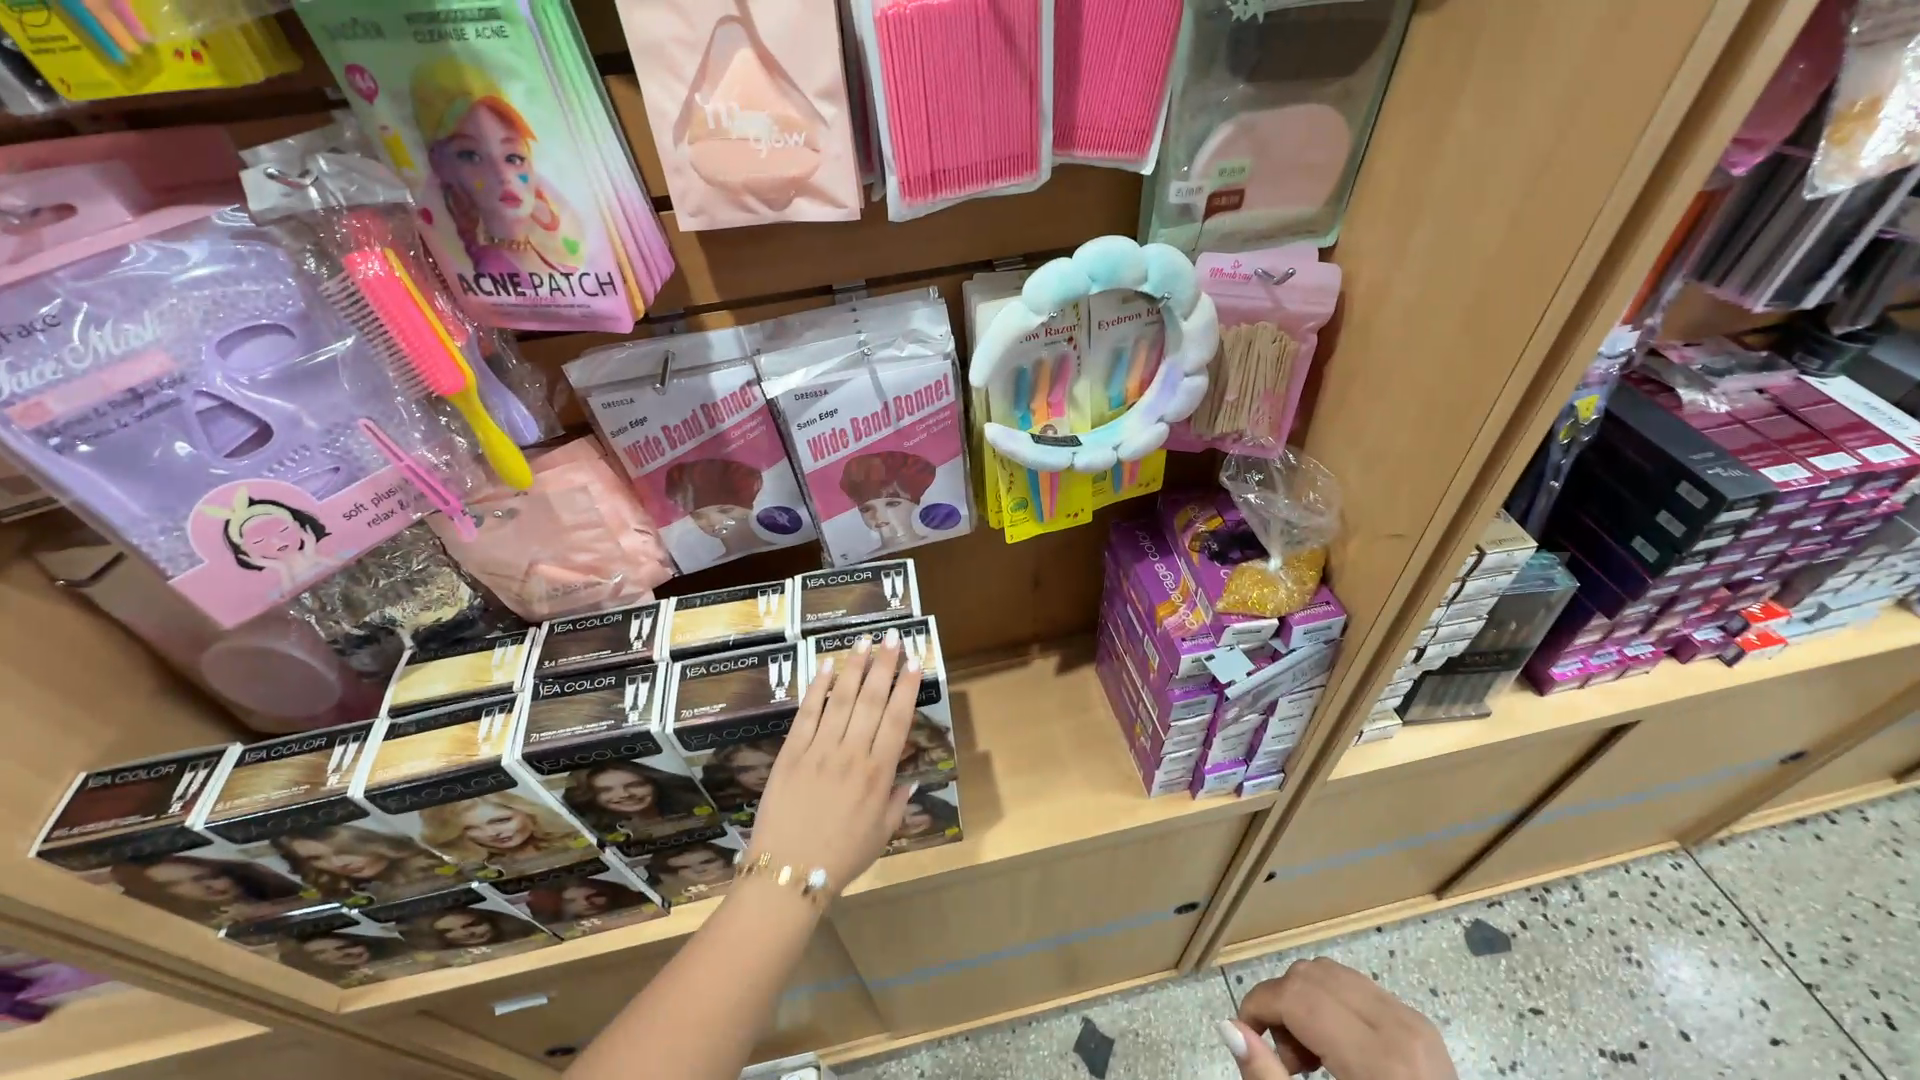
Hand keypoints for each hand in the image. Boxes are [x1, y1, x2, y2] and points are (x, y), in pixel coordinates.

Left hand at [746, 629, 918, 897]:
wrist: (788, 872)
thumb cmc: (841, 858)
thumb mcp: (881, 835)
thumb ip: (896, 803)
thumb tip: (909, 779)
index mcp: (878, 774)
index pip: (897, 720)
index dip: (907, 688)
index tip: (914, 663)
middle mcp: (852, 754)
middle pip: (871, 700)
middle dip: (884, 665)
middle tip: (892, 636)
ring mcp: (819, 750)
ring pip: (840, 698)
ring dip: (854, 667)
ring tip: (864, 640)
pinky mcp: (791, 753)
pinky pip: (807, 713)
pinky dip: (817, 687)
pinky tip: (826, 666)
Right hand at [1218, 958, 1456, 1079]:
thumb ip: (1268, 1078)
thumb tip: (1228, 1027)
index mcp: (1378, 1059)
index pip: (1296, 994)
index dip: (1256, 1007)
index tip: (1245, 1042)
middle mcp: (1400, 1025)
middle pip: (1309, 975)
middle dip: (1279, 1007)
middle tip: (1284, 1063)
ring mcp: (1414, 1020)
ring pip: (1330, 974)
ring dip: (1302, 1003)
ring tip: (1308, 1060)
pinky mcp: (1421, 1023)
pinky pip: (1356, 987)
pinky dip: (1330, 1006)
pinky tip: (1335, 1052)